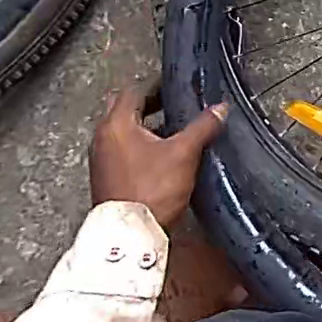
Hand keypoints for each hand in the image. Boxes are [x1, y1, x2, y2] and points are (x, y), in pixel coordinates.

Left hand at [88, 79, 228, 227]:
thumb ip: (202, 127)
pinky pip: (121, 151)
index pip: (134, 91)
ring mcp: (101, 159)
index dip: (155, 87)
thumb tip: (220, 109)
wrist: (130, 234)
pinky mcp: (105, 177)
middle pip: (125, 109)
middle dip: (148, 105)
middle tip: (172, 105)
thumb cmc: (152, 191)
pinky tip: (160, 157)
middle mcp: (103, 138)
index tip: (173, 87)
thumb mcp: (184, 153)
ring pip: (123, 131)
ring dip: (144, 127)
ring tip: (171, 130)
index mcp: (117, 124)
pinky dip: (138, 146)